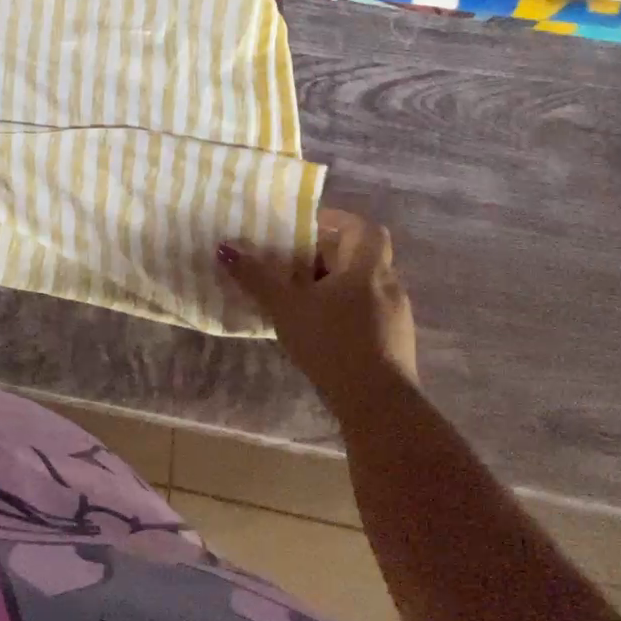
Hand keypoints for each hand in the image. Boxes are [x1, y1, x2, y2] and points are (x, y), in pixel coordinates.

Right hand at [219, 209, 418, 419]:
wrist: (376, 400)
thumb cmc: (330, 340)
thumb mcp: (283, 305)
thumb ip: (255, 275)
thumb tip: (225, 248)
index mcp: (367, 270)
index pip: (363, 228)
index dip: (335, 220)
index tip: (303, 225)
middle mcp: (388, 285)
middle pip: (360, 255)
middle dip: (323, 253)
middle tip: (285, 259)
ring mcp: (395, 313)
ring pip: (361, 282)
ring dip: (330, 280)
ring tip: (294, 292)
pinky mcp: (392, 337)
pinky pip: (365, 306)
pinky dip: (340, 304)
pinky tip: (314, 322)